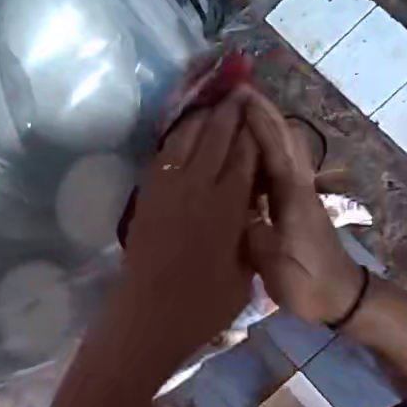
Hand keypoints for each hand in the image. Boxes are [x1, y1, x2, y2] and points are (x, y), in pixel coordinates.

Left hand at [107, 98, 260, 372]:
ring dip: (201, 117)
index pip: (244, 157)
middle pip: (215, 138)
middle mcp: (197, 188)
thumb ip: (250, 235)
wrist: (148, 316)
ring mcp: (167, 189)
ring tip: (212, 101)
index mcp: (227, 207)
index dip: (252, 130)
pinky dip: (176, 137)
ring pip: (186, 140)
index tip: (259, 109)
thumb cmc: (204, 305)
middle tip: (238, 90)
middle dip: (229, 112)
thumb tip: (251, 208)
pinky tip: (183, 130)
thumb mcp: (245, 273)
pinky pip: (163, 156)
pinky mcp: (147, 196)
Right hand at [240, 87, 363, 324]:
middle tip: (236, 91)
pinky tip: (246, 149)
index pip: (275, 148)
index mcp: (293, 196)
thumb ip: (253, 233)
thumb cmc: (308, 282)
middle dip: (263, 111)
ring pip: (286, 148)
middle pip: (285, 138)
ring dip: (266, 124)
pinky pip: (280, 164)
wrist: (341, 297)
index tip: (238, 94)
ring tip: (237, 111)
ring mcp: (301, 192)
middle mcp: (299, 186)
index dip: (259, 119)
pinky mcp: (297, 202)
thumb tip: (233, 207)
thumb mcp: (275, 265)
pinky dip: (265, 147)